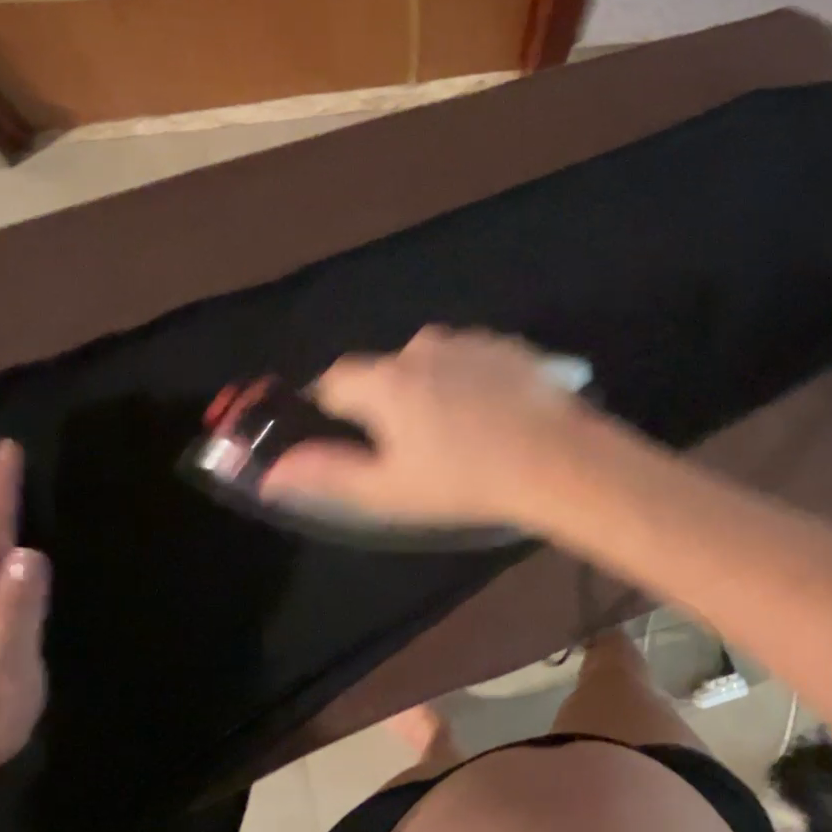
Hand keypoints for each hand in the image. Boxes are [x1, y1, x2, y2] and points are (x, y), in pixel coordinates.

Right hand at [261, 326, 589, 526]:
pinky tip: (495, 415)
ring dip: (434, 387)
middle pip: (386, 371)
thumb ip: (329, 474)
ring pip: (433, 362)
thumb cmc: (466, 480)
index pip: (335, 382)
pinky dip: (473, 380)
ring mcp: (471, 341)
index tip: (355, 440)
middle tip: (417, 446)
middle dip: (390, 401)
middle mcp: (422, 347)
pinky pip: (474, 360)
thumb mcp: (391, 490)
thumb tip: (273, 470)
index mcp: (386, 380)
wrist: (558, 460)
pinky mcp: (509, 346)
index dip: (336, 410)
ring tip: (463, 432)